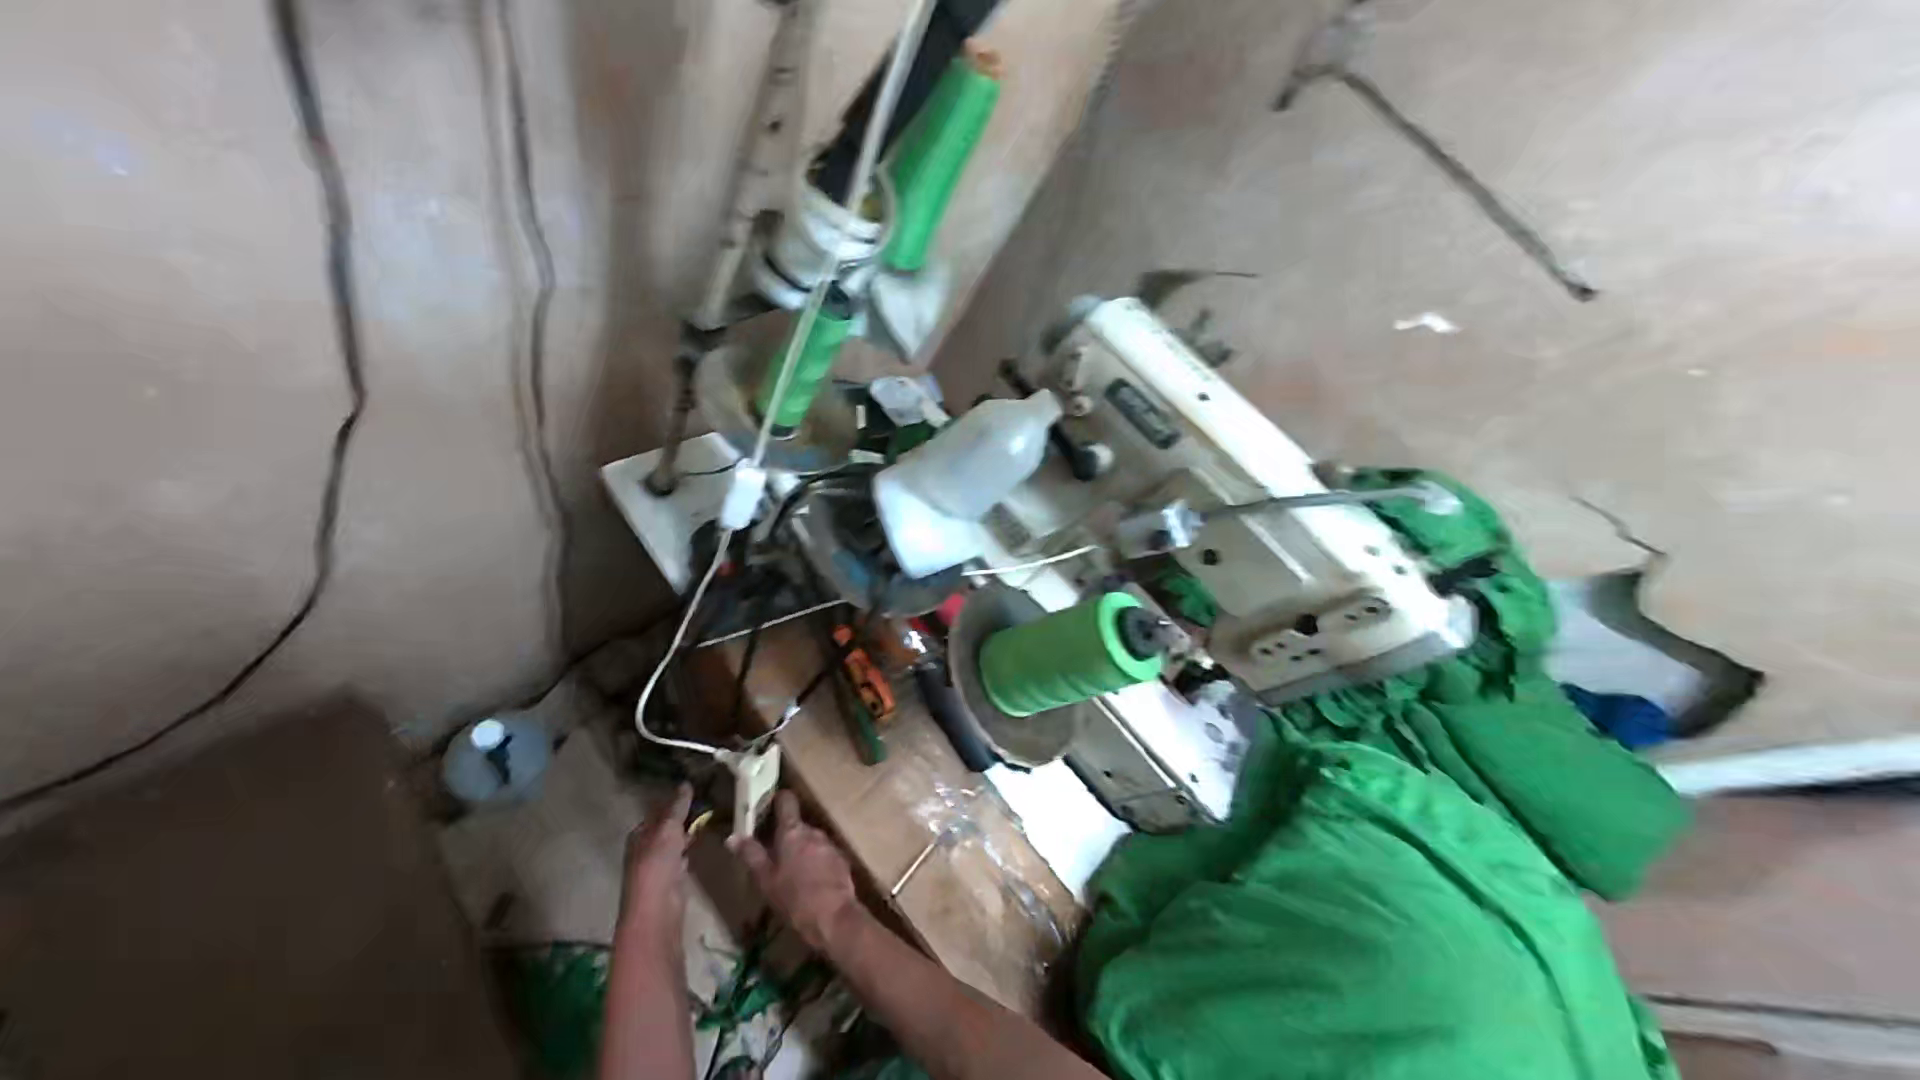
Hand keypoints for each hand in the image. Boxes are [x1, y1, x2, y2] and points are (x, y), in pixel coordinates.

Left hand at [619, 783, 692, 939]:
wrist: (657, 908)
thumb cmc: (657, 864)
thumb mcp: (668, 830)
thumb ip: (677, 808)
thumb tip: (685, 783)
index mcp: (639, 835)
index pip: (656, 812)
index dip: (673, 801)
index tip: (694, 788)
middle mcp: (646, 848)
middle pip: (665, 827)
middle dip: (682, 816)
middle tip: (706, 800)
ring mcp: (658, 865)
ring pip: (675, 841)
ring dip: (687, 831)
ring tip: (708, 816)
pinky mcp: (672, 878)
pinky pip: (682, 856)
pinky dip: (690, 848)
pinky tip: (702, 842)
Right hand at [728, 790, 861, 951]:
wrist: (834, 917)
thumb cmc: (794, 898)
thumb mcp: (766, 880)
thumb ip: (751, 855)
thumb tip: (732, 836)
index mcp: (793, 832)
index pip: (787, 801)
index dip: (778, 799)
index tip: (769, 804)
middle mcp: (813, 831)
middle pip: (798, 825)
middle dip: (787, 836)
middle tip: (774, 854)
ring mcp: (830, 844)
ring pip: (811, 841)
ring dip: (802, 850)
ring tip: (792, 873)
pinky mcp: (842, 859)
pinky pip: (824, 855)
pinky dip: (816, 862)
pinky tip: (811, 882)